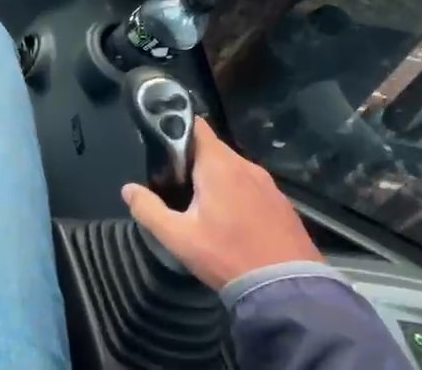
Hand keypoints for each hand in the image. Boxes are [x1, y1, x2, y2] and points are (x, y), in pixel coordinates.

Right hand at [122, 117, 323, 291]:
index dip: (175, 127)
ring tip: (202, 205)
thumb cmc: (229, 256)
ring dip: (216, 179)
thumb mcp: (178, 237)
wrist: (292, 295)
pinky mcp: (285, 208)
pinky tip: (232, 222)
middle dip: (191, 160)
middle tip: (174, 183)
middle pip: (212, 149)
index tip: (160, 144)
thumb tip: (128, 190)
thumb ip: (147, 209)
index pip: (195, 125)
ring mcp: (270, 188)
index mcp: (219, 166)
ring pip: (233, 170)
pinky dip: (238, 195)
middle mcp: (247, 168)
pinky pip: (252, 189)